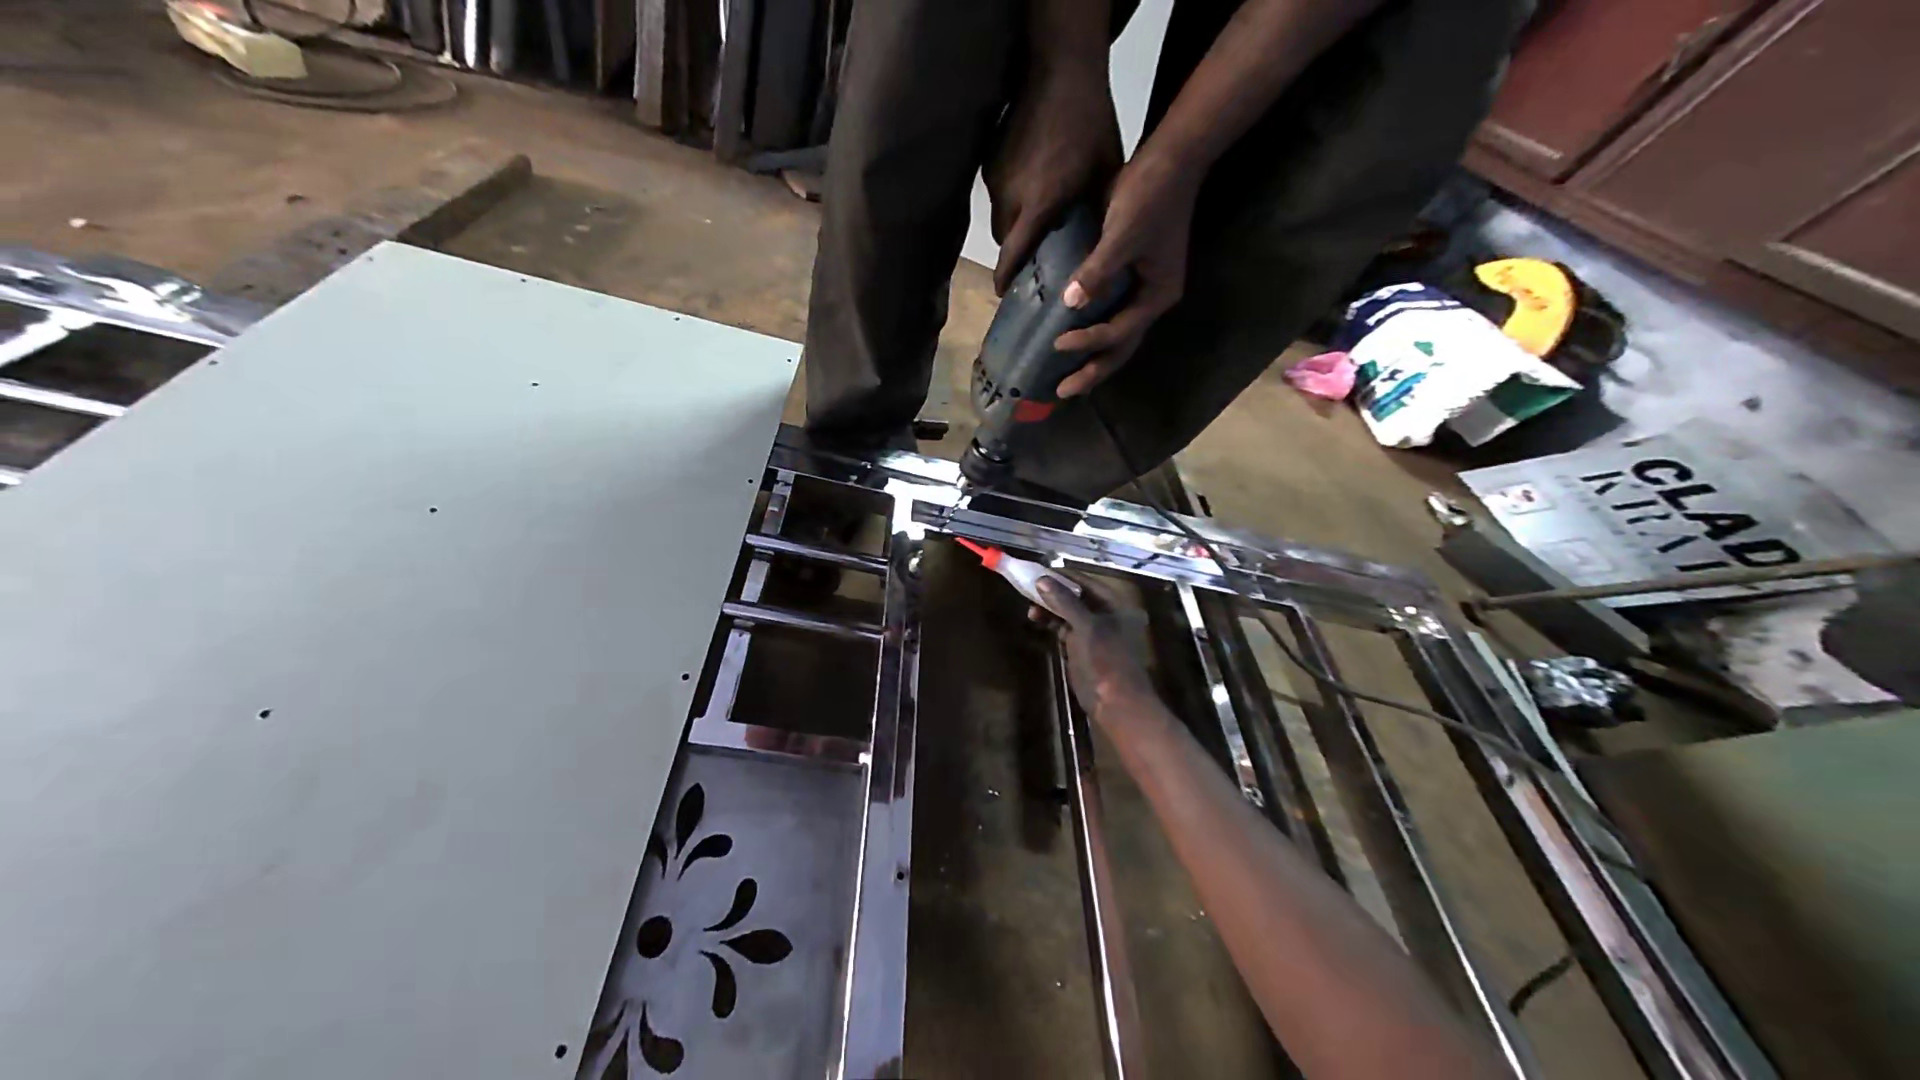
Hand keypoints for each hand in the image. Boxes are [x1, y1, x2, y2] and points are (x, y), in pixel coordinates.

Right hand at [985, 64, 1122, 295]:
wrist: (1060, 70)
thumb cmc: (1091, 126)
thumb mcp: (1104, 177)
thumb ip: (1093, 217)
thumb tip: (1092, 252)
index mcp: (1039, 205)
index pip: (1011, 257)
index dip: (1006, 280)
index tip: (1006, 295)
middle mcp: (1011, 197)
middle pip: (1005, 243)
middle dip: (1016, 253)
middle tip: (1034, 258)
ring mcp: (996, 179)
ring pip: (1000, 219)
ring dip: (1015, 226)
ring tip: (1035, 221)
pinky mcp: (990, 162)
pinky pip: (998, 195)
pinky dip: (1011, 200)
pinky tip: (1030, 188)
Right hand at [1031, 575, 1155, 717]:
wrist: (1116, 703)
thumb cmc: (1105, 659)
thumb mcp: (1085, 626)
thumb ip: (1064, 601)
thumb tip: (1042, 580)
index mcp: (1116, 605)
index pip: (1087, 582)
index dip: (1064, 576)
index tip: (1039, 571)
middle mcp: (1107, 616)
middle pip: (1077, 597)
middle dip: (1054, 593)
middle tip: (1030, 589)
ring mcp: (1095, 634)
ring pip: (1069, 614)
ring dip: (1050, 609)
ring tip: (1031, 609)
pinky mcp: (1083, 649)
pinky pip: (1066, 630)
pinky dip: (1052, 624)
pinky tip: (1037, 620)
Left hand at [1053, 155, 1198, 397]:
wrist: (1171, 160)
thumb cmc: (1150, 197)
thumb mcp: (1122, 235)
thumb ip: (1097, 271)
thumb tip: (1069, 306)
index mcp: (1156, 296)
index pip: (1119, 333)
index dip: (1088, 342)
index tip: (1058, 344)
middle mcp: (1152, 300)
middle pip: (1121, 348)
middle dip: (1092, 372)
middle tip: (1062, 393)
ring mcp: (1144, 290)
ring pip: (1117, 336)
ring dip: (1093, 357)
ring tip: (1066, 378)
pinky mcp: (1132, 278)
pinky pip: (1111, 314)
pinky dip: (1092, 330)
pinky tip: (1072, 337)